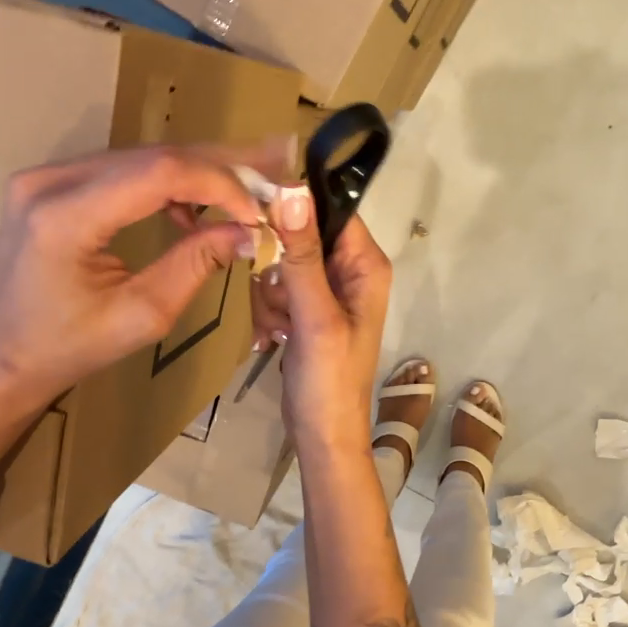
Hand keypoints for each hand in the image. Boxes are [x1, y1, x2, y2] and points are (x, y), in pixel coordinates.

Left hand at [0, 144, 283, 408]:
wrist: (9, 352)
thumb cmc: (74, 346)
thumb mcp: (143, 315)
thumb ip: (195, 265)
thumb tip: (249, 232)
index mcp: (65, 218)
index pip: (157, 173)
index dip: (218, 183)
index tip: (258, 209)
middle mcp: (50, 181)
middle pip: (152, 156)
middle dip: (219, 165)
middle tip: (275, 162)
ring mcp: (47, 175)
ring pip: (142, 157)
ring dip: (199, 170)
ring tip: (251, 181)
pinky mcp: (53, 181)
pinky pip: (124, 169)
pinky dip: (168, 181)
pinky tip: (197, 206)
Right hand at [253, 188, 392, 453]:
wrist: (321, 435)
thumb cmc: (328, 381)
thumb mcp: (316, 317)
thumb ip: (303, 256)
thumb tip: (292, 192)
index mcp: (366, 265)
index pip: (332, 209)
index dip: (295, 209)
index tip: (261, 222)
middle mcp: (350, 271)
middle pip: (299, 235)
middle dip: (278, 267)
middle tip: (279, 300)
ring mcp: (327, 291)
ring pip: (281, 264)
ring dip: (270, 296)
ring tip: (280, 328)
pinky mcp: (307, 310)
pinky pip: (276, 290)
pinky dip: (269, 312)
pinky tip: (275, 338)